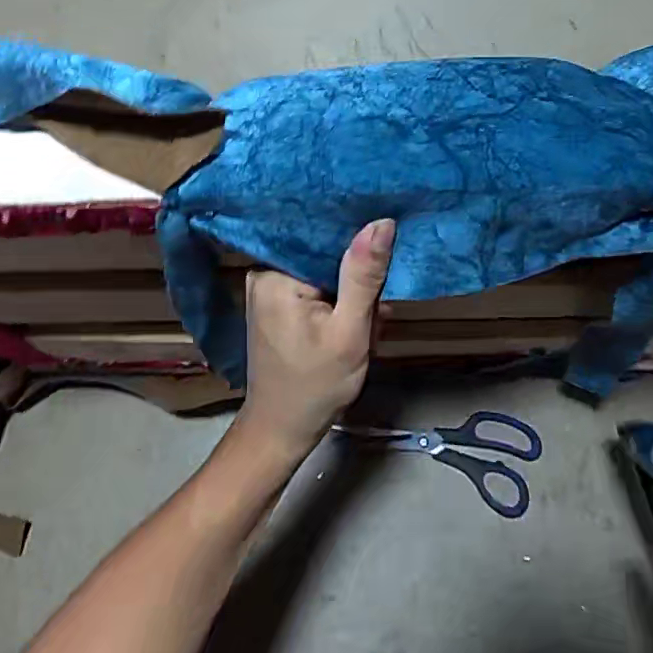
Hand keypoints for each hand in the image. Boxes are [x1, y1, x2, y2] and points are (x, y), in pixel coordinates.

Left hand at [238, 219, 395, 457]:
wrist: (282, 429)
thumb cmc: (315, 386)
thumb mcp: (349, 332)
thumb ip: (363, 276)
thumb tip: (381, 222)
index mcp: (275, 273)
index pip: (321, 233)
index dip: (356, 235)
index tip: (387, 242)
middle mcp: (265, 271)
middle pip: (324, 253)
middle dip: (357, 276)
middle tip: (378, 305)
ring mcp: (268, 287)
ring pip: (324, 270)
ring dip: (351, 294)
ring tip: (369, 322)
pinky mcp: (276, 302)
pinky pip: (314, 285)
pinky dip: (338, 302)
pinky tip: (356, 323)